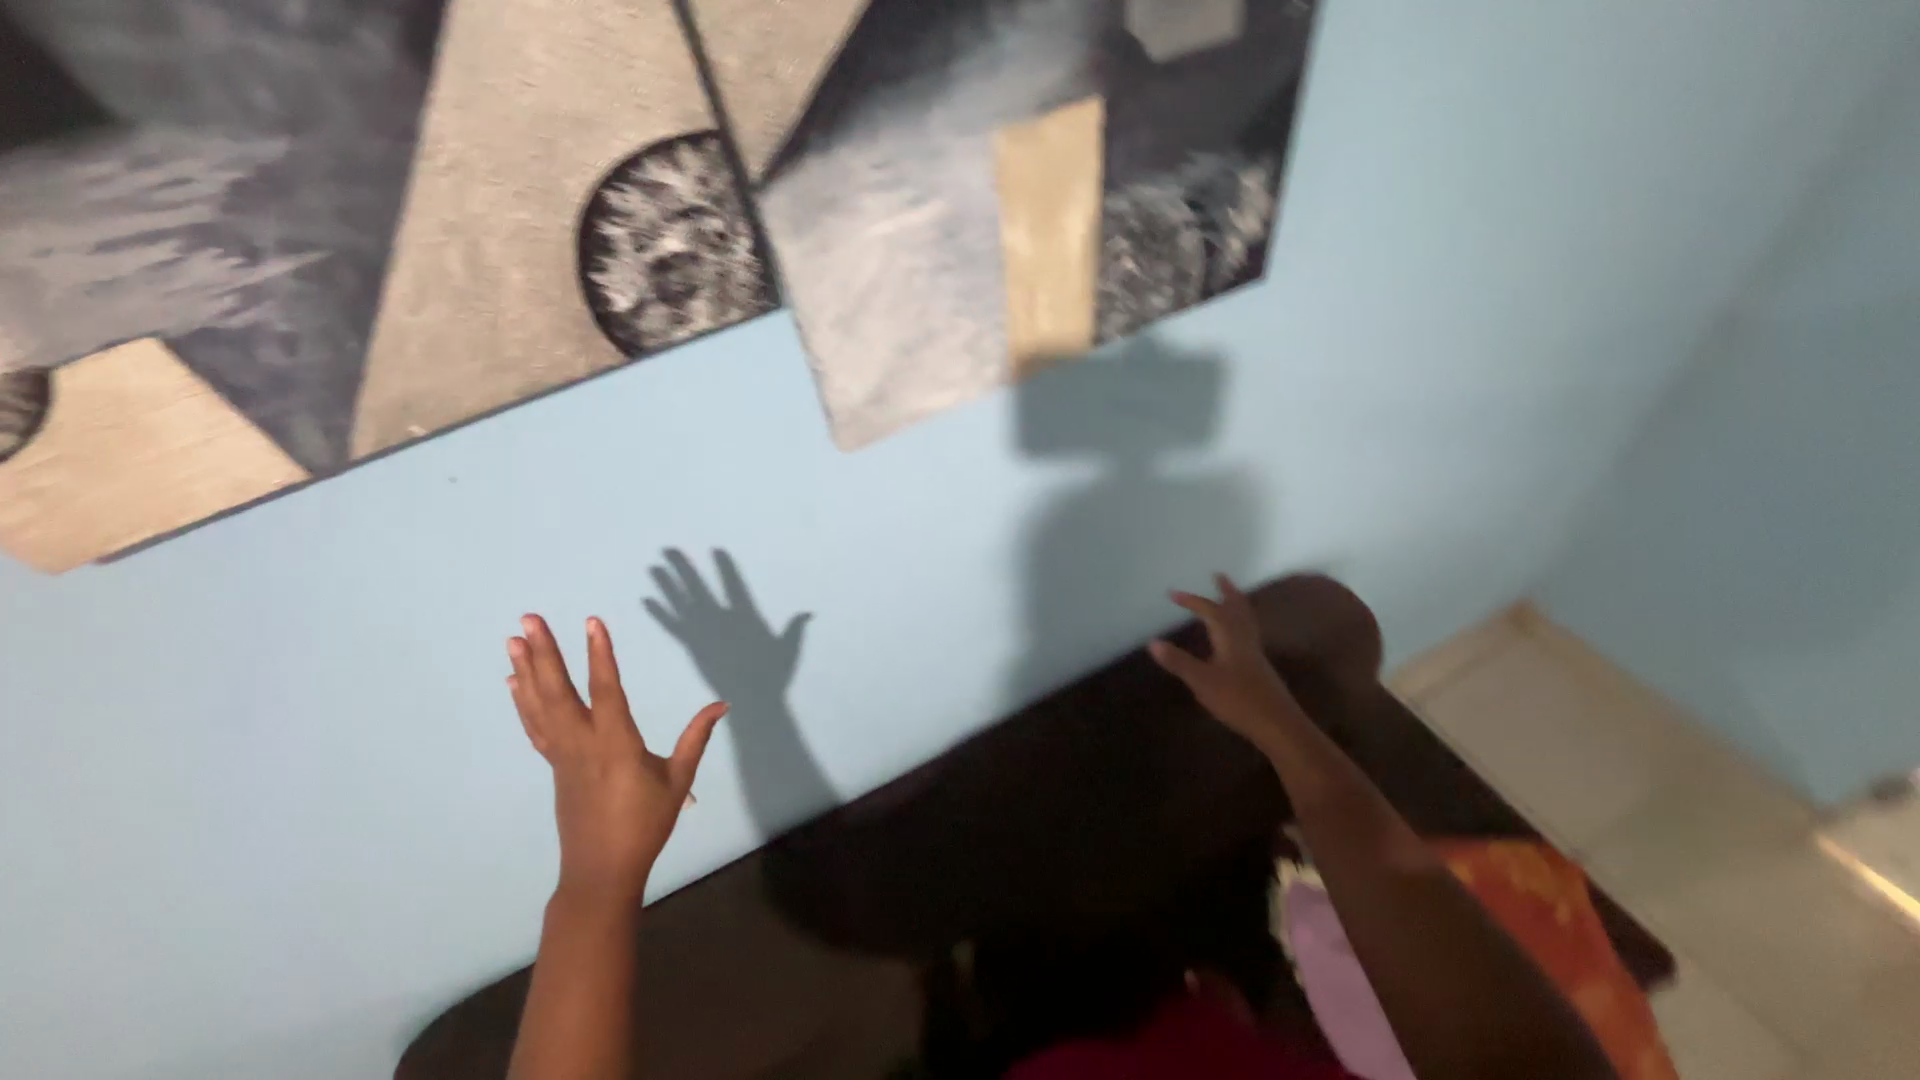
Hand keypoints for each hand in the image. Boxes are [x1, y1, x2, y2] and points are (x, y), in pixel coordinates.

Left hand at [507, 614, 726, 906]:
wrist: (602, 869)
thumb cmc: (646, 824)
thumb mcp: (679, 781)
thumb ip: (696, 738)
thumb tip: (721, 704)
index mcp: (616, 744)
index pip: (607, 689)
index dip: (600, 654)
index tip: (592, 622)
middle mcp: (583, 743)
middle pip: (558, 691)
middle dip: (545, 652)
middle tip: (528, 619)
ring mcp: (563, 754)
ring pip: (540, 705)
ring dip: (527, 670)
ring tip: (513, 638)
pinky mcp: (554, 765)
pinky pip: (535, 726)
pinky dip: (523, 701)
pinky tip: (514, 681)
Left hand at [644, 549, 809, 706]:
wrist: (751, 701)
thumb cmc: (773, 676)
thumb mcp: (787, 650)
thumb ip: (793, 630)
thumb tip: (807, 613)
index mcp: (744, 618)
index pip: (734, 586)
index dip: (725, 568)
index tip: (715, 550)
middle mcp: (720, 621)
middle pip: (699, 589)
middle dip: (684, 569)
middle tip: (668, 550)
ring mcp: (703, 634)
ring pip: (681, 604)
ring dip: (667, 585)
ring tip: (654, 567)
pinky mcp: (691, 647)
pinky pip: (672, 627)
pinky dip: (660, 613)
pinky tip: (647, 600)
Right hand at [1149, 574, 1307, 752]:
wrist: (1278, 725)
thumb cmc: (1238, 700)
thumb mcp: (1202, 681)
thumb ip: (1179, 662)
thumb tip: (1152, 642)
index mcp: (1230, 638)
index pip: (1211, 612)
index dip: (1193, 601)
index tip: (1173, 594)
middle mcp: (1245, 641)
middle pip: (1238, 610)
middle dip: (1227, 593)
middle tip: (1219, 577)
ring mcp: (1256, 655)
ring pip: (1246, 622)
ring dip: (1236, 606)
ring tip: (1229, 599)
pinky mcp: (1260, 669)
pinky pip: (1249, 636)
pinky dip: (1240, 626)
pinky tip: (1235, 639)